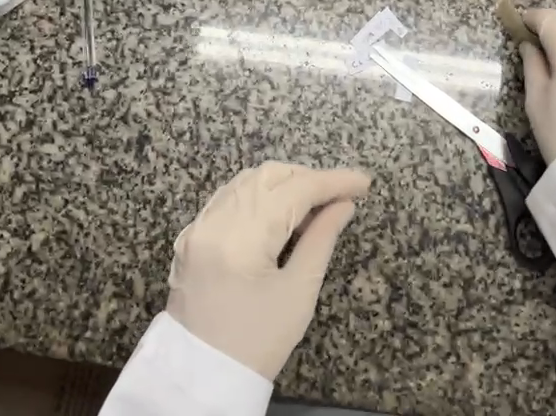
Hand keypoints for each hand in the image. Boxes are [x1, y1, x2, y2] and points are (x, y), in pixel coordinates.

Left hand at [167, 162, 372, 380]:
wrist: (200, 379)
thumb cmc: (257, 343)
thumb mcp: (298, 294)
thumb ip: (321, 240)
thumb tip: (344, 204)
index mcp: (242, 238)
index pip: (295, 191)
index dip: (333, 181)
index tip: (363, 182)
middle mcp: (215, 222)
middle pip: (269, 176)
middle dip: (307, 179)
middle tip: (338, 196)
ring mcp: (198, 227)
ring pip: (247, 181)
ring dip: (283, 185)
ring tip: (312, 207)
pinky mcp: (192, 237)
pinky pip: (229, 198)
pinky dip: (258, 196)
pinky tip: (278, 215)